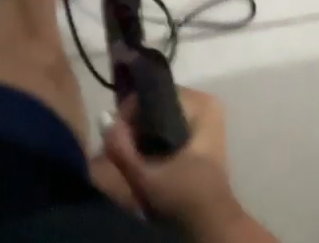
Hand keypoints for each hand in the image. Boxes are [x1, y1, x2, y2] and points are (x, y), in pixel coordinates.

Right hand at [104, 88, 252, 235]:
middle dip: (135, 123)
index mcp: (200, 104)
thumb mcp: (146, 177)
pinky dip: (156, 138)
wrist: (213, 224)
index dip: (129, 112)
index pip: (153, 95)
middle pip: (157, 104)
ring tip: (129, 152)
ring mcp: (208, 118)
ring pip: (162, 115)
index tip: (114, 133)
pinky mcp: (205, 134)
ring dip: (144, 132)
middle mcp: (206, 104)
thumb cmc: (184, 197)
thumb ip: (121, 148)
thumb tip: (104, 120)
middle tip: (119, 144)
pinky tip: (145, 156)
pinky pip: (171, 125)